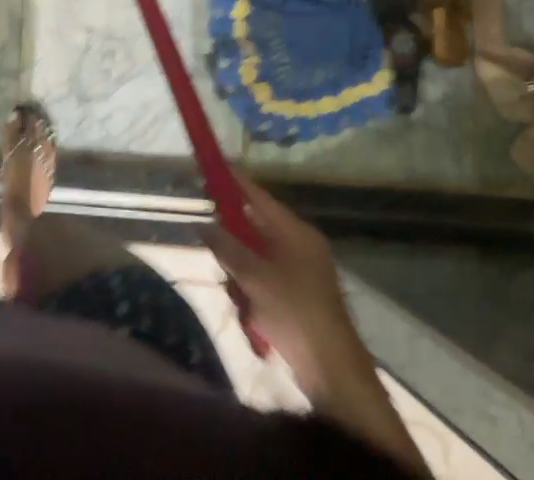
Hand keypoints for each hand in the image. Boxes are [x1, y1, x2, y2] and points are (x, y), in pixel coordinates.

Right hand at [204, 172, 368, 397]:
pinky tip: (247, 310)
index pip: (258, 196)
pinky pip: (261, 278)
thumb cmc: (294, 312)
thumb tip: (203, 223)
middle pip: (253, 226)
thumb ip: (227, 247)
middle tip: (212, 246)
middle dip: (230, 239)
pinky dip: (249, 288)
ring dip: (238, 271)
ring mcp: (299, 270)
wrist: (330, 366)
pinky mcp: (295, 294)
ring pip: (253, 255)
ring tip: (237, 293)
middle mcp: (299, 245)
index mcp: (296, 233)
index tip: (210, 167)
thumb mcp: (254, 277)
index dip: (233, 181)